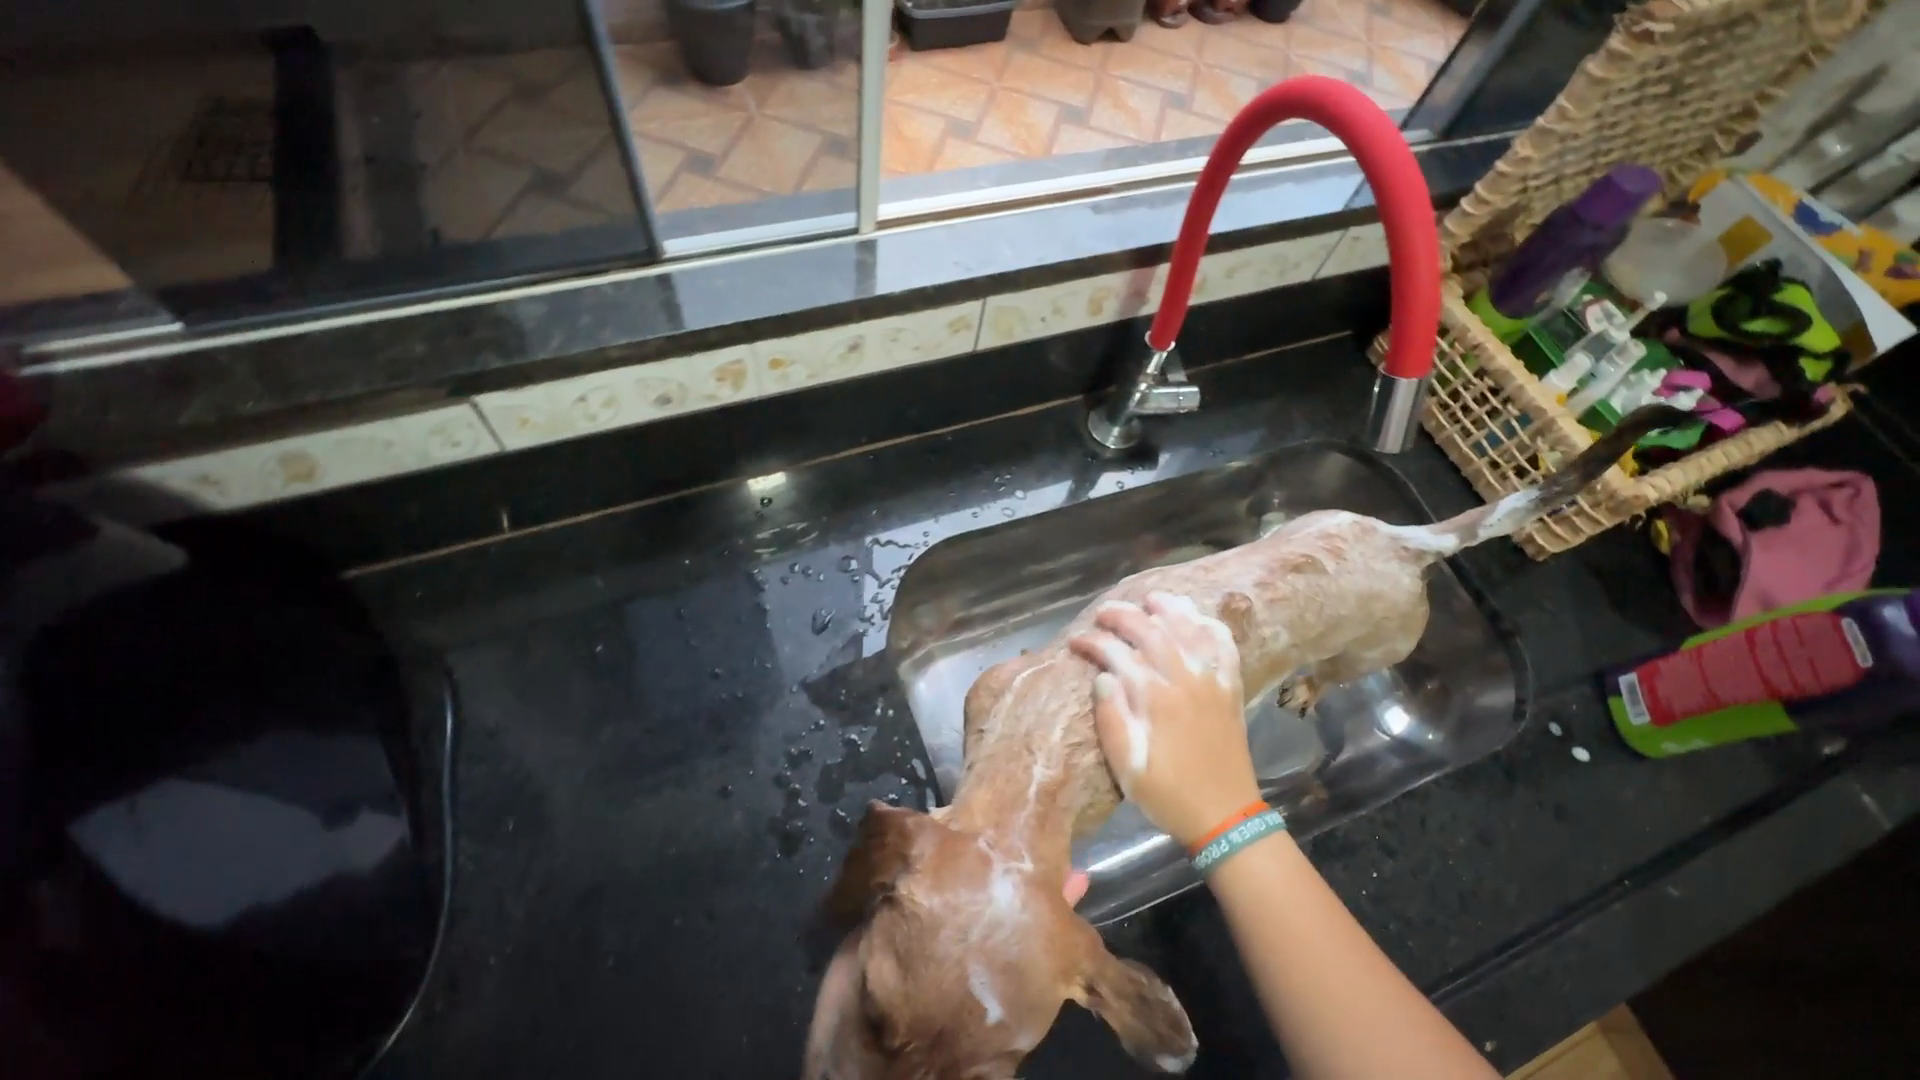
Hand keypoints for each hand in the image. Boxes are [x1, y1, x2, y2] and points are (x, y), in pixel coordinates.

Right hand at [1069, 592, 1261, 848]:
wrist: (1226, 817)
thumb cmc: (1168, 795)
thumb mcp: (1127, 768)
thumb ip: (1111, 719)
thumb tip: (1102, 678)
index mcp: (1154, 698)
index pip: (1118, 654)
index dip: (1093, 642)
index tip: (1076, 642)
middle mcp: (1185, 680)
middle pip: (1152, 631)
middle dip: (1123, 616)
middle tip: (1103, 613)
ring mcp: (1212, 681)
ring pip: (1190, 629)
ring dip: (1169, 609)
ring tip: (1149, 598)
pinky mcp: (1231, 689)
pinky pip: (1225, 647)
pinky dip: (1211, 627)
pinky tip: (1199, 618)